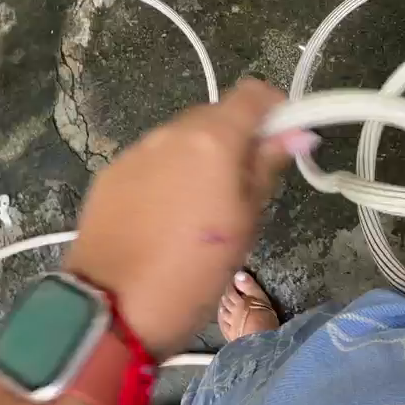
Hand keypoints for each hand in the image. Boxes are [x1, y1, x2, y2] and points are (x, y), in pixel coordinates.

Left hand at [63, 80, 302, 356]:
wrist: (108, 311)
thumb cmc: (192, 273)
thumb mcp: (246, 223)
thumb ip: (268, 167)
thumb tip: (296, 133)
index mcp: (213, 139)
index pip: (253, 92)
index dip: (274, 108)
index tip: (282, 139)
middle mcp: (173, 132)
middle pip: (217, 114)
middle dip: (237, 138)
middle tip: (244, 185)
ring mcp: (138, 149)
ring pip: (184, 137)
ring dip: (201, 156)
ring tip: (201, 207)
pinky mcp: (112, 172)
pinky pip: (154, 158)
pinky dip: (169, 173)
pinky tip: (165, 215)